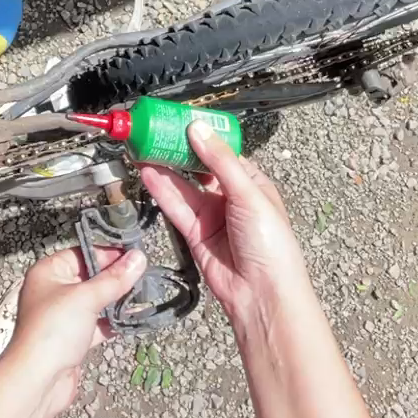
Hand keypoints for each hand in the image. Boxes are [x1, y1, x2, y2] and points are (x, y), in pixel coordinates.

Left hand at [0, 245, 146, 416]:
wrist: (39, 381)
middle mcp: (53, 291)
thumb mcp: (87, 297)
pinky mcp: (72, 339)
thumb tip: (138, 257)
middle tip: (142, 276)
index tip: (133, 256)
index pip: (81, 254)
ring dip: (115, 301)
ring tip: (142, 296)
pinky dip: (112, 322)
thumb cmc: (54, 330)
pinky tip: (132, 320)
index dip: (107, 254)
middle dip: (114, 278)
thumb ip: (114, 279)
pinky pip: (96, 324)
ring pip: (94, 302)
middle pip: (89, 277)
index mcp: (48, 272)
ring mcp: (62, 316)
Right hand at [140, 121, 311, 336]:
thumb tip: (200, 129)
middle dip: (177, 149)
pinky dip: (161, 189)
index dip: (200, 134)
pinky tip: (148, 174)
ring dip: (164, 167)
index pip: (220, 150)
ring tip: (144, 149)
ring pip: (182, 184)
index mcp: (250, 182)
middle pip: (197, 165)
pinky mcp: (195, 232)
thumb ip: (220, 161)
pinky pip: (175, 206)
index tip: (180, 120)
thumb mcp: (249, 195)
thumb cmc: (272, 248)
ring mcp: (211, 214)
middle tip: (155, 132)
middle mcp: (229, 196)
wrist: (263, 297)